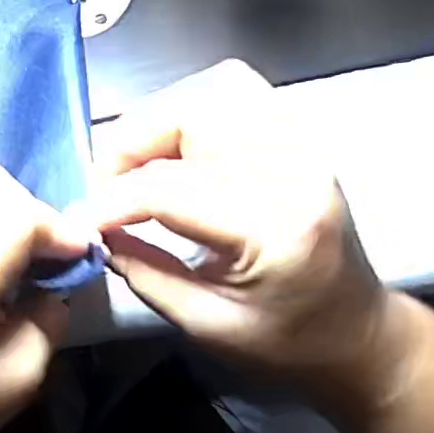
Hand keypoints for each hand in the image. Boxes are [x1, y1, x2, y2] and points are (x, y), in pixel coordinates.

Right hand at [78, 60, 424, 408]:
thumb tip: (96, 232)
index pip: (169, 189)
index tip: (78, 221)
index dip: (109, 201)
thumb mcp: (206, 324)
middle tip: (107, 187)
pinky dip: (191, 112)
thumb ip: (144, 272)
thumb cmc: (285, 343)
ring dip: (160, 120)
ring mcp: (305, 146)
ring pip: (215, 89)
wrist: (355, 332)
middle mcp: (296, 170)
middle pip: (194, 113)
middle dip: (131, 143)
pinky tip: (174, 151)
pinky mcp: (301, 138)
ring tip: (137, 166)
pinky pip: (237, 95)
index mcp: (275, 229)